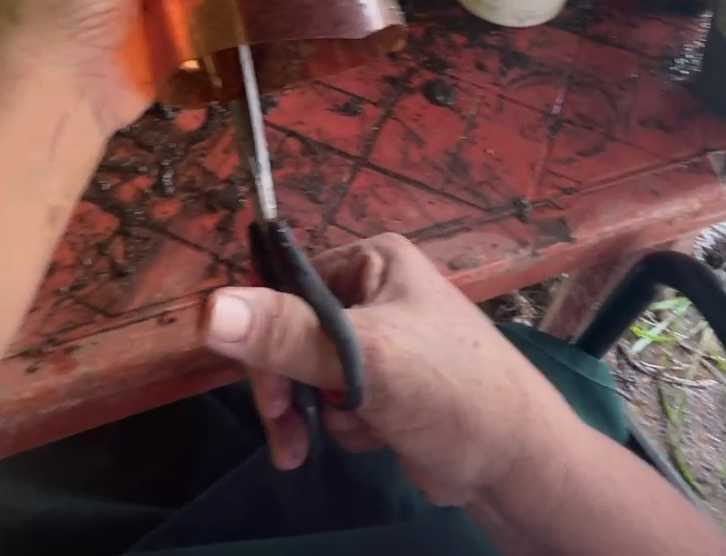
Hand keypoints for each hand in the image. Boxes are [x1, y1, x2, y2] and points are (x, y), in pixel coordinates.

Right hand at [200, 234, 577, 504]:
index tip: (254, 377)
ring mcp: (383, 337)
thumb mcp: (366, 357)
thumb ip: (288, 335)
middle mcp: (375, 290)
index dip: (264, 329)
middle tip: (283, 430)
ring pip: (312, 369)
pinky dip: (343, 421)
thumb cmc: (450, 390)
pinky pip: (338, 396)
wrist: (517, 465)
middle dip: (287, 384)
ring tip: (320, 443)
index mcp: (372, 260)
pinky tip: (372, 435)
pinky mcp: (388, 382)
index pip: (290, 283)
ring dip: (314, 409)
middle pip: (296, 330)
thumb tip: (207, 309)